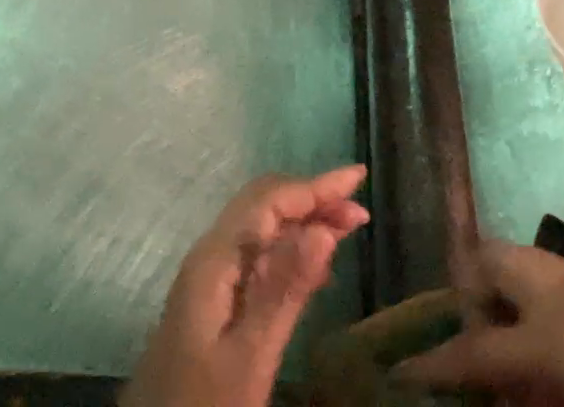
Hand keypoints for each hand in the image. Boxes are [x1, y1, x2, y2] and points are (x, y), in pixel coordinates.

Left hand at [122, 165, 370, 406]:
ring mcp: (210, 276)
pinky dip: (290, 246)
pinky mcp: (214, 298)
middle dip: (313, 198)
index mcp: (216, 259)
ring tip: (347, 230)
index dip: (316, 186)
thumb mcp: (250, 355)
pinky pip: (257, 253)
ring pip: (262, 226)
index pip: (270, 201)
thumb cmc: (202, 401)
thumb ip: (283, 290)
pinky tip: (314, 264)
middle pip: (265, 205)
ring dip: (304, 220)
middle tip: (360, 215)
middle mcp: (211, 256)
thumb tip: (323, 228)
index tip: (359, 179)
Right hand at [394, 243, 563, 406]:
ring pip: (527, 266)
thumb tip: (483, 384)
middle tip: (463, 338)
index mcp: (556, 335)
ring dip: (502, 296)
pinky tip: (544, 354)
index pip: (475, 348)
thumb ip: (519, 389)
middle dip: (469, 291)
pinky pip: (558, 286)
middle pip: (495, 261)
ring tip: (499, 346)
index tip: (403, 371)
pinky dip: (536, 308)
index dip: (436, 361)